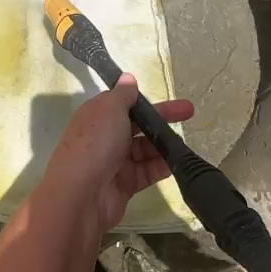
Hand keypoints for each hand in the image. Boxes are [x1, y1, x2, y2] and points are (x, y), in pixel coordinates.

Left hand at [39, 74, 193, 233]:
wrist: (81, 194)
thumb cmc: (95, 143)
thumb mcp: (110, 108)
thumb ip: (123, 94)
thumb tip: (127, 77)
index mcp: (97, 115)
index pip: (123, 103)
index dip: (144, 101)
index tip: (165, 97)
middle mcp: (104, 137)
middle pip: (137, 125)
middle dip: (162, 119)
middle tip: (189, 112)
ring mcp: (114, 162)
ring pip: (144, 149)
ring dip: (163, 144)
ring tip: (184, 142)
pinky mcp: (124, 184)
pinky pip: (147, 171)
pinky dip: (161, 166)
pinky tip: (178, 161)